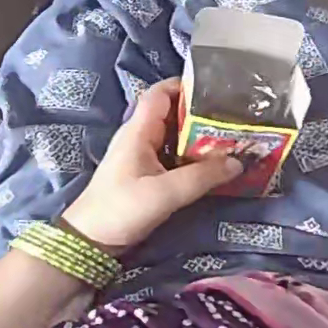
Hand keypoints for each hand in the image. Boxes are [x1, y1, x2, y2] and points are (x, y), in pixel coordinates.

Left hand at [63, 78, 241, 248]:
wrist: (89, 241)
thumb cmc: (121, 209)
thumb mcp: (165, 193)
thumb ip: (202, 177)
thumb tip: (238, 162)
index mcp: (138, 131)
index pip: (160, 93)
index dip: (185, 86)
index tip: (216, 90)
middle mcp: (139, 137)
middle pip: (172, 113)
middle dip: (200, 114)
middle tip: (232, 118)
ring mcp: (141, 156)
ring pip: (174, 136)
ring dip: (198, 137)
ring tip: (230, 139)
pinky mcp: (145, 175)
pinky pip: (172, 156)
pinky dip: (191, 156)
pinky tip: (212, 164)